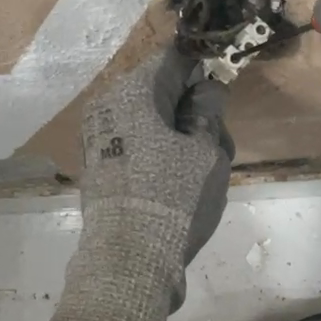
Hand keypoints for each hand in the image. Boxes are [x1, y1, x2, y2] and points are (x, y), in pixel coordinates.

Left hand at [42, 48, 232, 320]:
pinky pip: (133, 142)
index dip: (202, 68)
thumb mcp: (208, 152)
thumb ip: (208, 112)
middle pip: (158, 89)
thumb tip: (207, 88)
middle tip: (217, 140)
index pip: (174, 58)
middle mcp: (107, 105)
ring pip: (147, 118)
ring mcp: (97, 137)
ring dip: (174, 132)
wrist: (128, 262)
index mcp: (132, 92)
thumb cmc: (174, 199)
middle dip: (190, 108)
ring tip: (200, 167)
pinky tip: (175, 181)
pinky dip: (156, 150)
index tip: (224, 87)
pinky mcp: (97, 166)